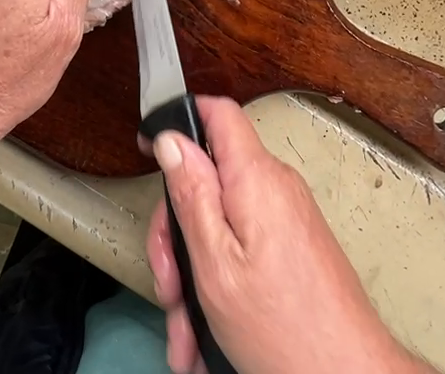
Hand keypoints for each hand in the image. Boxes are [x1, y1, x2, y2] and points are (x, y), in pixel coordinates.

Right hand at [146, 98, 435, 373]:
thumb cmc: (287, 330)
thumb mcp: (216, 263)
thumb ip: (192, 194)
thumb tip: (172, 140)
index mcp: (256, 179)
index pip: (219, 113)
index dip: (180, 118)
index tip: (151, 146)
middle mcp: (275, 188)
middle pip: (209, 179)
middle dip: (177, 230)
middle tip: (169, 281)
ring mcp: (286, 217)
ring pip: (220, 223)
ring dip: (194, 272)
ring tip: (188, 329)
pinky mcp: (292, 244)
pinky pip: (242, 246)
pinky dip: (219, 282)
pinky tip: (207, 332)